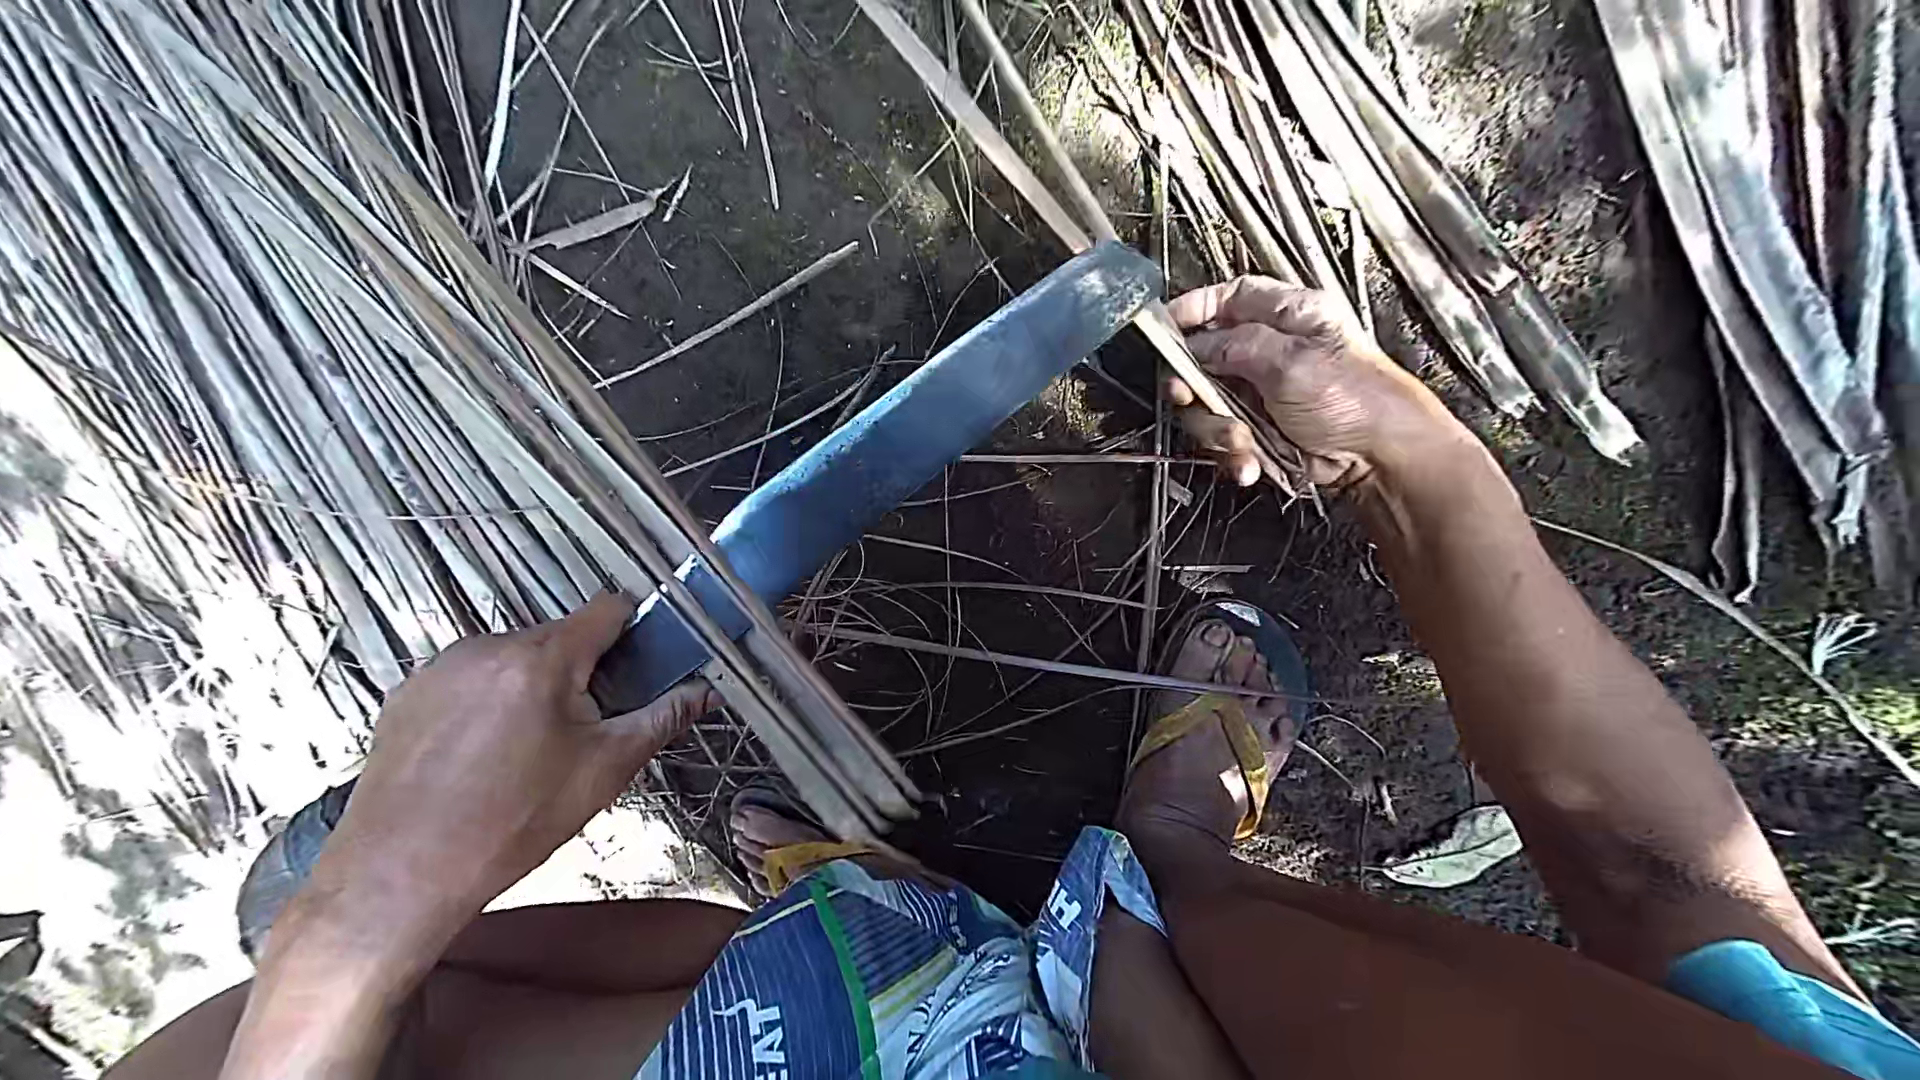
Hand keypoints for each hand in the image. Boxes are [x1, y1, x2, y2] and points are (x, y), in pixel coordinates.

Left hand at [316, 591, 718, 922]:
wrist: (396, 879)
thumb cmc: (515, 821)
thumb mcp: (608, 767)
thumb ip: (665, 717)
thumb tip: (708, 691)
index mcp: (543, 658)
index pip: (608, 608)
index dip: (635, 627)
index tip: (642, 660)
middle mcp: (488, 647)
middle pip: (562, 636)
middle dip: (585, 668)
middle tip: (587, 723)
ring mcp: (441, 667)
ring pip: (517, 655)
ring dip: (538, 681)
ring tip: (531, 743)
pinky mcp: (406, 692)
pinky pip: (472, 676)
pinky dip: (492, 697)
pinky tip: (484, 750)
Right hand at [1164, 276, 1470, 488]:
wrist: (1377, 458)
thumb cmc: (1358, 401)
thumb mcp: (1293, 362)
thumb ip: (1237, 346)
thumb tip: (1194, 345)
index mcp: (1290, 316)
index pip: (1231, 297)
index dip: (1194, 308)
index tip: (1165, 326)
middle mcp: (1269, 351)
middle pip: (1203, 356)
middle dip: (1190, 381)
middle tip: (1187, 395)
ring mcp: (1259, 393)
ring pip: (1205, 404)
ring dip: (1216, 427)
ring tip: (1242, 439)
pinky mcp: (1256, 428)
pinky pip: (1220, 438)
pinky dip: (1231, 454)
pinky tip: (1249, 461)